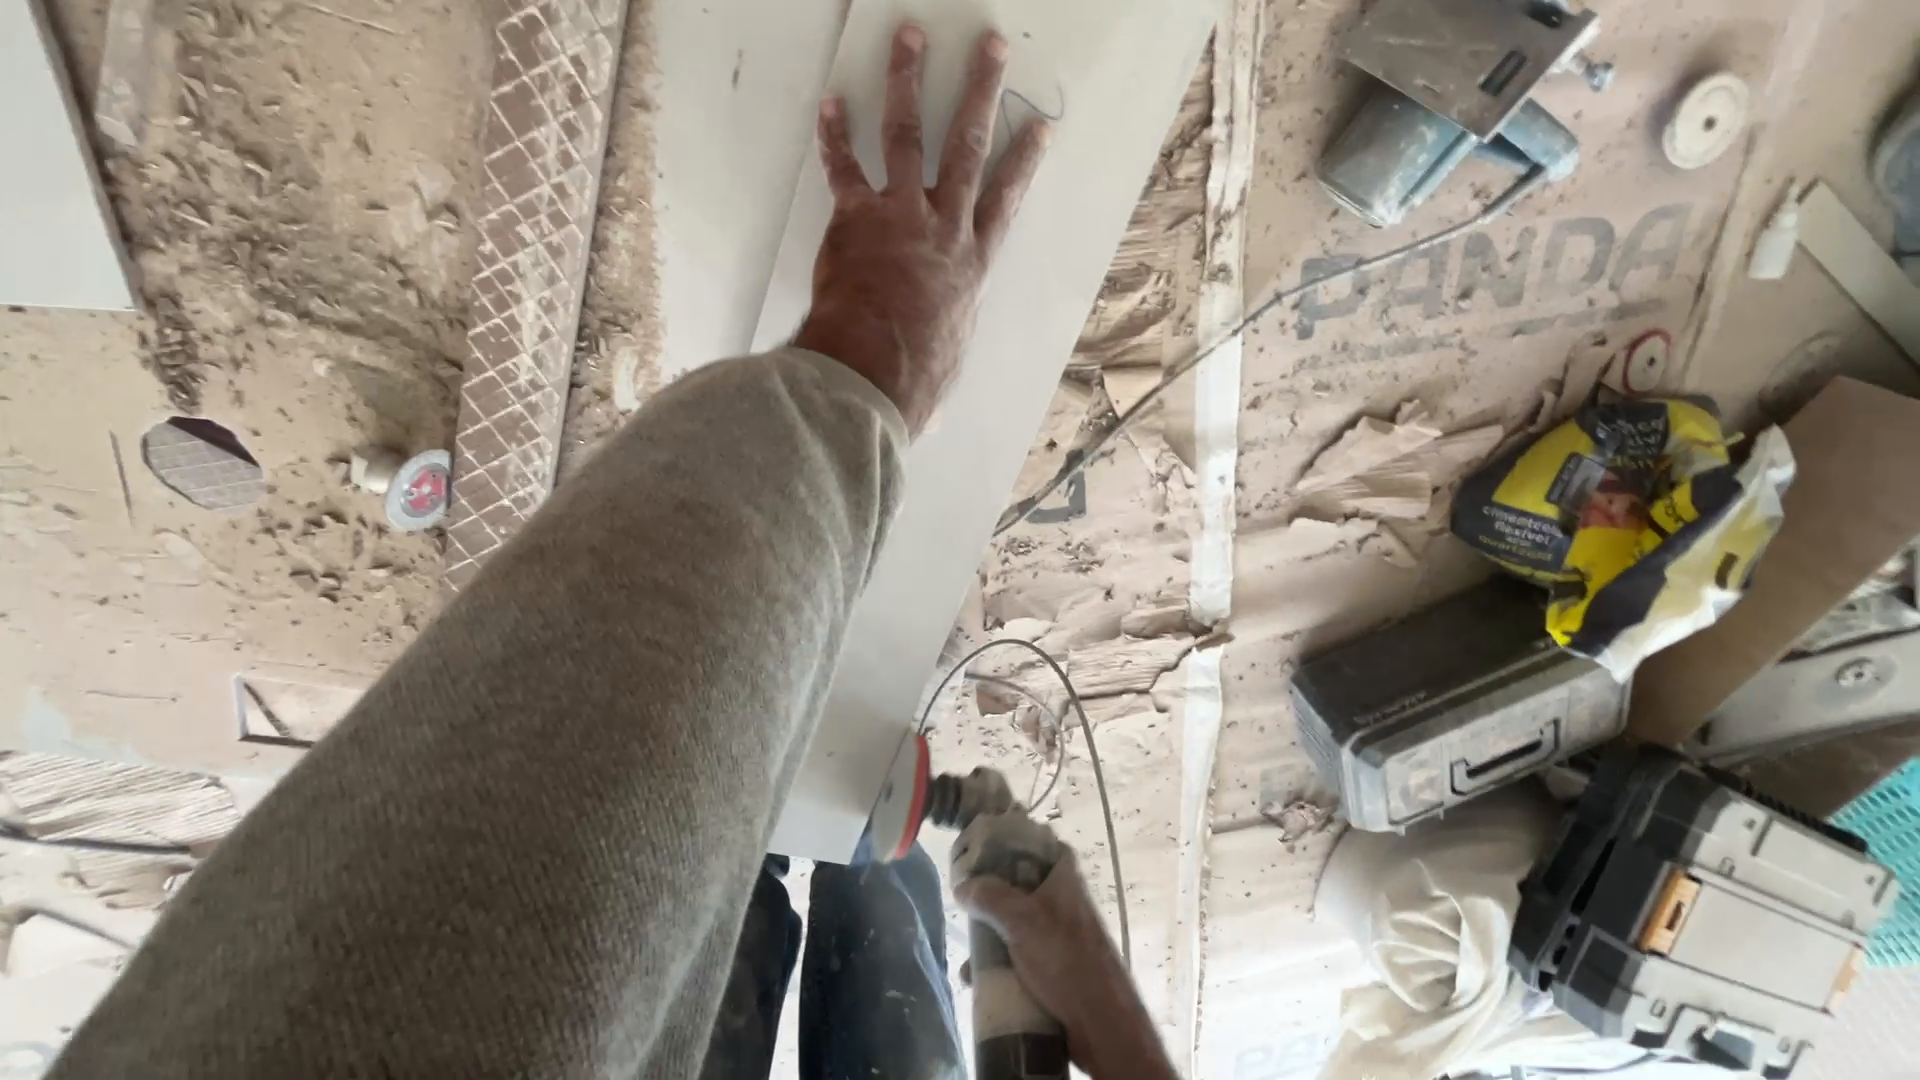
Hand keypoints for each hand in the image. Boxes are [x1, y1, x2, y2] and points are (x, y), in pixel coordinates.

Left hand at [793, 23, 1050, 436]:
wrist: (876, 370)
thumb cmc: (916, 377)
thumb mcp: (943, 367)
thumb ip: (937, 365)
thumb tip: (932, 411)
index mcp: (972, 263)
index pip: (1004, 201)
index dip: (1023, 161)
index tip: (1037, 126)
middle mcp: (944, 228)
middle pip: (967, 148)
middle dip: (979, 93)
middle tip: (988, 49)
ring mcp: (901, 216)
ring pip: (908, 136)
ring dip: (907, 83)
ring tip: (908, 39)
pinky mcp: (857, 218)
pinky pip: (844, 168)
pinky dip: (834, 136)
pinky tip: (829, 104)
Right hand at [956, 849, 1178, 1079]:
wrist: (1101, 1023)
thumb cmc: (1065, 958)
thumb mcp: (1022, 920)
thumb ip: (990, 897)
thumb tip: (963, 887)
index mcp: (1063, 876)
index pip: (1038, 842)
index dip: (1010, 843)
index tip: (980, 852)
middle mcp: (1063, 899)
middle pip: (1020, 884)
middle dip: (990, 899)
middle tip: (967, 908)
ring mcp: (1059, 933)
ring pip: (1016, 922)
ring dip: (991, 938)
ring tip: (969, 959)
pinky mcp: (1055, 964)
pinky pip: (1021, 954)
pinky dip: (1000, 963)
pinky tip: (978, 979)